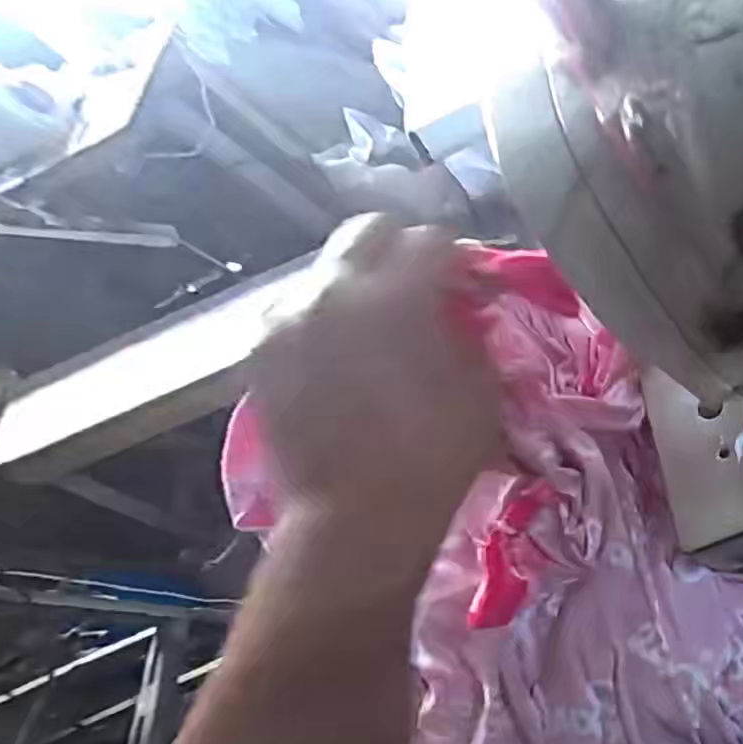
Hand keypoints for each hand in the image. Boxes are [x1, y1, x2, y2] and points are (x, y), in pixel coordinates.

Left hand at [249, 216, 498, 544]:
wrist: (362, 511)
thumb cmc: (439, 452)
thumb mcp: (482, 388)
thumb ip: (473, 334)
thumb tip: (466, 310)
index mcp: (393, 297)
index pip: (431, 242)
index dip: (463, 257)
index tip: (479, 284)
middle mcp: (329, 291)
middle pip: (368, 232)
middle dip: (408, 250)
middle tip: (436, 289)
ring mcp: (284, 319)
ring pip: (330, 269)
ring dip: (369, 283)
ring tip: (392, 327)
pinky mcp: (260, 350)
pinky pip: (302, 309)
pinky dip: (334, 315)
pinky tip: (354, 353)